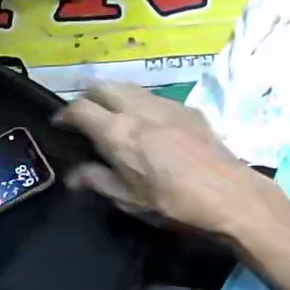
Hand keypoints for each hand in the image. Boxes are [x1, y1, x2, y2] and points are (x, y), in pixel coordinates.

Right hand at [53, 82, 289, 245]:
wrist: (230, 196)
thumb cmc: (173, 204)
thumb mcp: (128, 199)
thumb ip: (97, 181)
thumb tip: (74, 176)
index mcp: (118, 133)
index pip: (80, 109)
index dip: (64, 114)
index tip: (60, 123)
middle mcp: (138, 110)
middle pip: (103, 85)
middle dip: (87, 96)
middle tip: (83, 115)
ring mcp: (165, 105)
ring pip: (129, 87)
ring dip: (113, 95)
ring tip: (112, 115)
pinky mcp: (188, 109)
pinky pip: (153, 96)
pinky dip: (139, 103)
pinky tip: (145, 123)